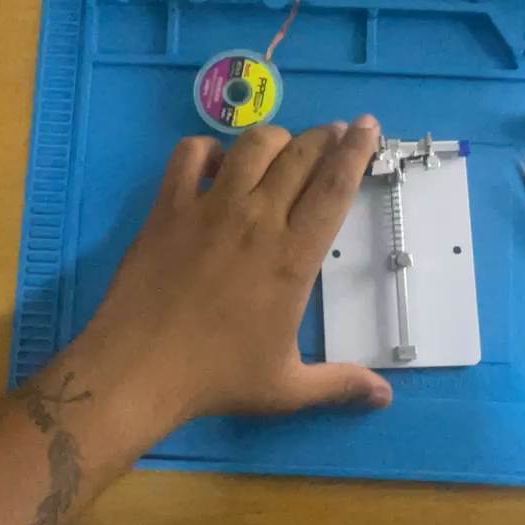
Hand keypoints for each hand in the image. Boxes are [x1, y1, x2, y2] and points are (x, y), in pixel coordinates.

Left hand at [72, 117, 393, 435]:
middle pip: (300, 155)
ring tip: (284, 148)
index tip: (368, 128)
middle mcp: (257, 219)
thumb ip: (340, 385)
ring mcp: (209, 208)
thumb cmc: (216, 377)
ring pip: (251, 145)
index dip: (356, 152)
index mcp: (293, 257)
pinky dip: (208, 148)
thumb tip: (385, 397)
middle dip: (325, 136)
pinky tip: (218, 164)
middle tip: (334, 135)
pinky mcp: (169, 207)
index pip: (334, 187)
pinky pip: (189, 154)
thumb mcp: (287, 388)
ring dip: (276, 138)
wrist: (139, 368)